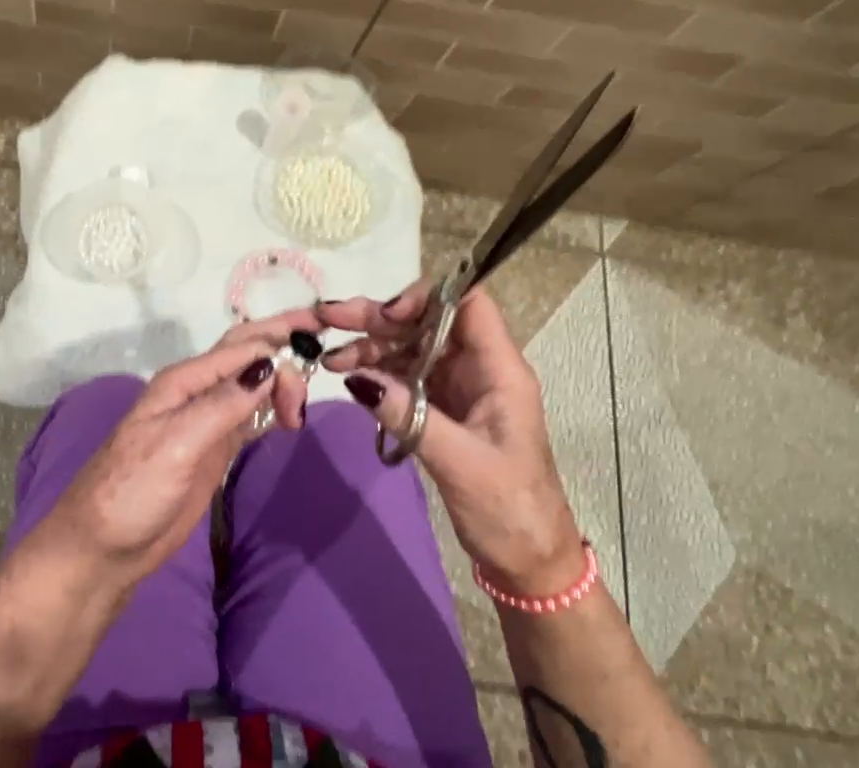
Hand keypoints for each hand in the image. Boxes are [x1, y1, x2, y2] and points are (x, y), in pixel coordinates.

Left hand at [34, 312, 320, 584]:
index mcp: (183, 381)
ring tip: (305, 404)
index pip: (241, 348)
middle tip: (326, 343)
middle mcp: (196, 392)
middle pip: (246, 355)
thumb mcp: (176, 444)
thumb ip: (222, 406)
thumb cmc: (131, 491)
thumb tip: (269, 366)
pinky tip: (291, 416)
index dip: (280, 340)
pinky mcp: (213, 449)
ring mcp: (206, 421)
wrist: (104, 545)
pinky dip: (272, 410)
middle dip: (283, 342)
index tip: (321, 350)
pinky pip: (250, 417)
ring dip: (282, 381)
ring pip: (252, 385)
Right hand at [319, 286, 585, 597]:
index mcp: (500, 370)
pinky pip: (405, 377)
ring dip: (371, 347)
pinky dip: (376, 374)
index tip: (384, 316)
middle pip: (428, 322)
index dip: (425, 297)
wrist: (529, 561)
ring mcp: (459, 389)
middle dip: (380, 318)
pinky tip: (348, 378)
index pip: (468, 303)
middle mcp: (479, 369)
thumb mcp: (459, 462)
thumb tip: (354, 377)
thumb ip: (408, 415)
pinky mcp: (442, 410)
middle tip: (330, 320)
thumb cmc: (509, 509)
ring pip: (411, 348)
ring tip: (330, 357)